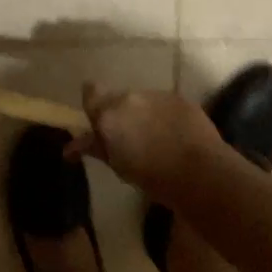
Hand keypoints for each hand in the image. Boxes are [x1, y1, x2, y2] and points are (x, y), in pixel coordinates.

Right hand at [66, 83, 224, 199]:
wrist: (201, 174)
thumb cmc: (153, 178)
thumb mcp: (119, 167)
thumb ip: (96, 149)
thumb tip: (71, 147)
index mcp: (109, 115)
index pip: (90, 93)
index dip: (93, 103)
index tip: (98, 120)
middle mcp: (129, 98)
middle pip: (118, 99)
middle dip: (120, 114)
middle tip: (129, 138)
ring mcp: (156, 95)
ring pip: (142, 101)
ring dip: (143, 114)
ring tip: (156, 139)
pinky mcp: (179, 98)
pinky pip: (164, 104)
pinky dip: (165, 116)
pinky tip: (175, 135)